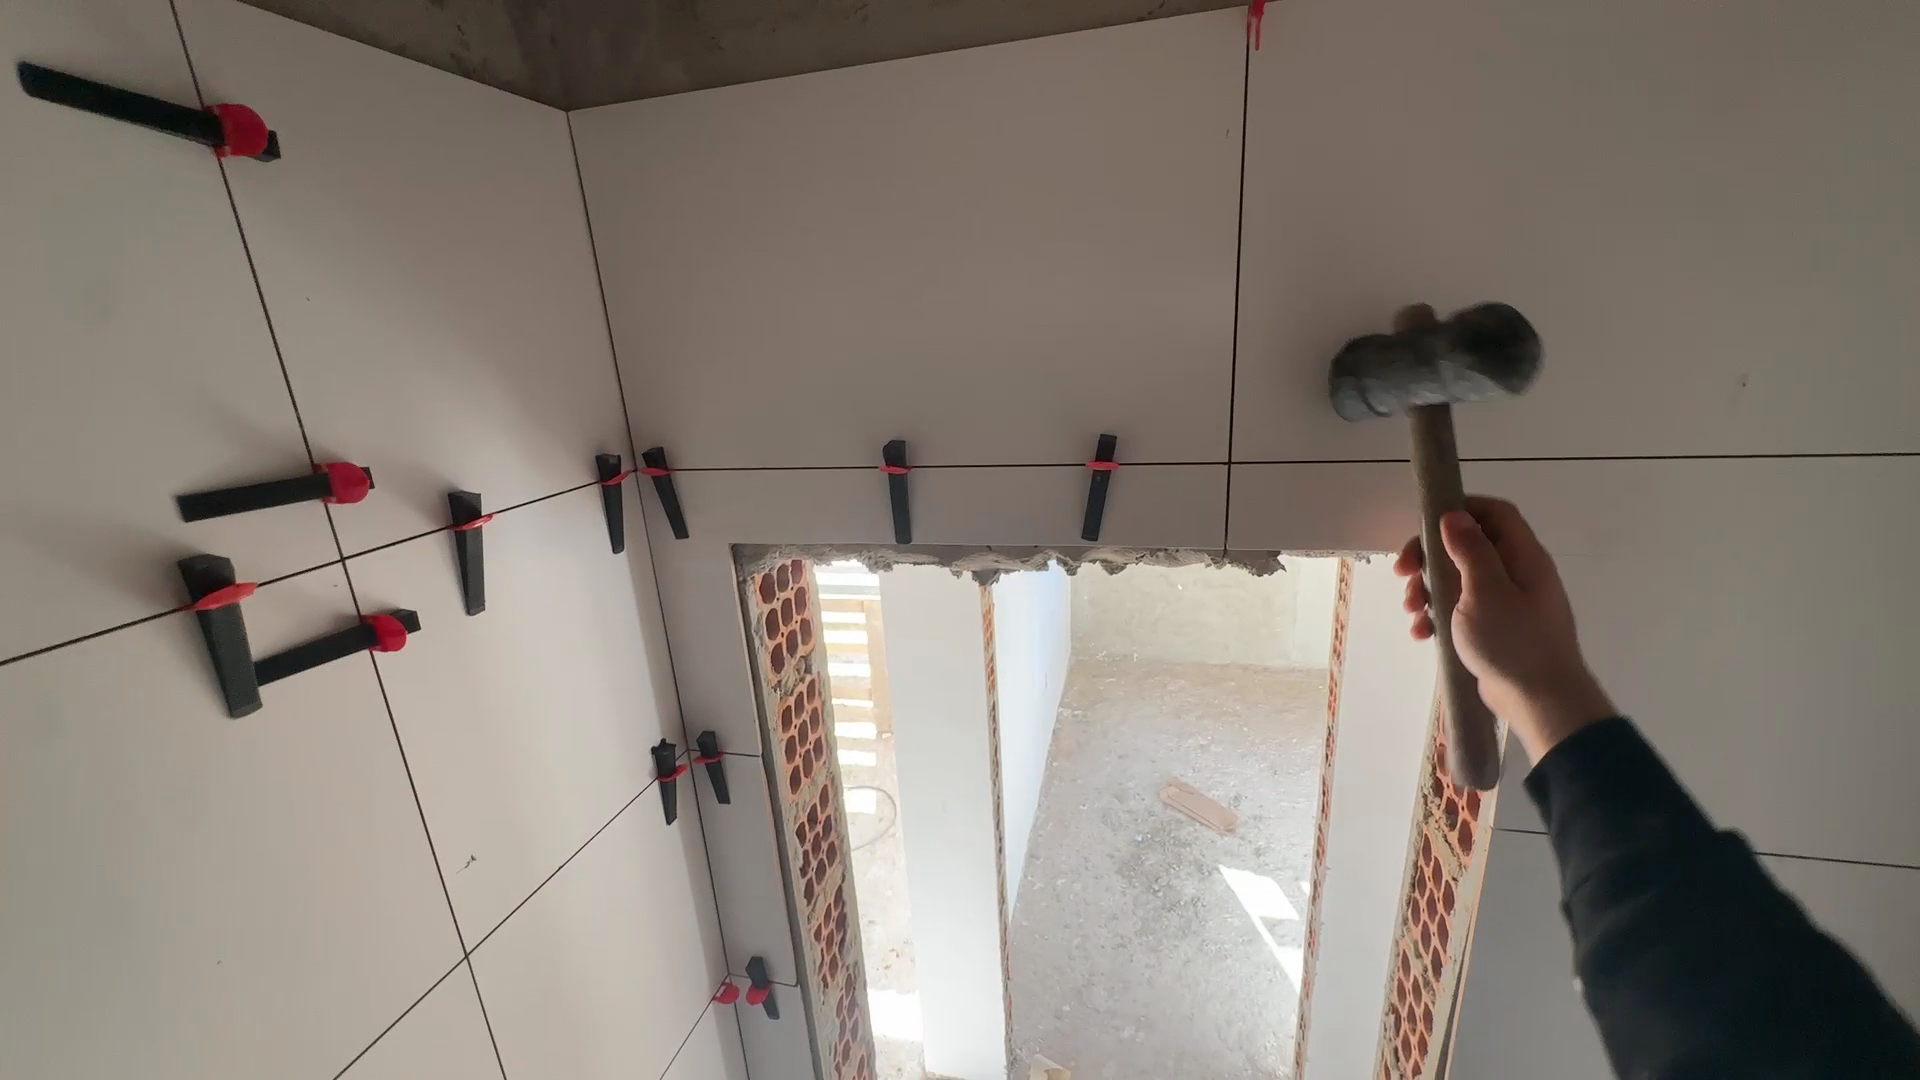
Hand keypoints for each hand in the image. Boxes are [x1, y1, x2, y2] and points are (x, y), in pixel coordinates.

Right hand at [1394, 496, 1613, 762]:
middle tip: (1403, 573)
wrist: (1540, 700)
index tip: (1424, 526)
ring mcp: (1504, 601)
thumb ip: (1470, 550)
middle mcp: (1515, 573)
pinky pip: (1457, 608)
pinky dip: (1435, 615)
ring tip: (1411, 611)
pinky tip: (1421, 632)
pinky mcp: (1492, 626)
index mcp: (1522, 558)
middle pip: (1465, 545)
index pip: (1494, 513)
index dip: (1460, 509)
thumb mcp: (1485, 591)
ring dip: (1426, 589)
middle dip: (1428, 557)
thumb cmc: (1513, 641)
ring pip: (1455, 578)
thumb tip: (1454, 515)